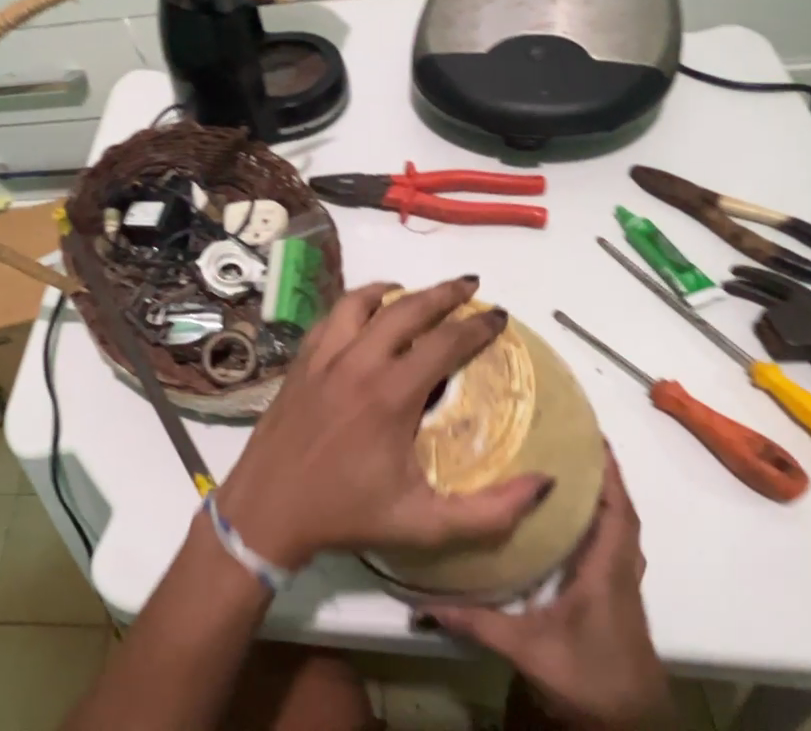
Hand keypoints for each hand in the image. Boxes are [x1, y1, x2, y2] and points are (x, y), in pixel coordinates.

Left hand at [213, 277, 553, 568]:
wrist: (266, 511)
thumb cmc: (346, 516)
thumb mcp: (424, 525)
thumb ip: (490, 512)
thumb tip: (544, 483)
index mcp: (390, 395)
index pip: (445, 343)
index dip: (477, 326)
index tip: (500, 317)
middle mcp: (357, 364)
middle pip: (407, 309)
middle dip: (444, 293)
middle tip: (470, 286)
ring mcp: (323, 358)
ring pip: (362, 303)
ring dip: (395, 290)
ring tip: (416, 291)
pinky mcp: (300, 362)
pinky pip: (331, 317)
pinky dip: (355, 304)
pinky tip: (366, 312)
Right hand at [424, 459, 670, 729]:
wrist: (630, 724)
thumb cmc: (589, 679)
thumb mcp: (528, 650)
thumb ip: (480, 624)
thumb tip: (427, 606)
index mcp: (606, 571)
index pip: (616, 511)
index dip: (609, 473)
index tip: (592, 437)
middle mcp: (620, 571)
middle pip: (621, 513)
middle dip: (602, 476)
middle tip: (571, 444)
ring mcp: (622, 586)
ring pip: (621, 531)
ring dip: (604, 499)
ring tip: (569, 473)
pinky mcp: (618, 600)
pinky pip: (614, 547)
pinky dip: (602, 524)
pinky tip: (570, 524)